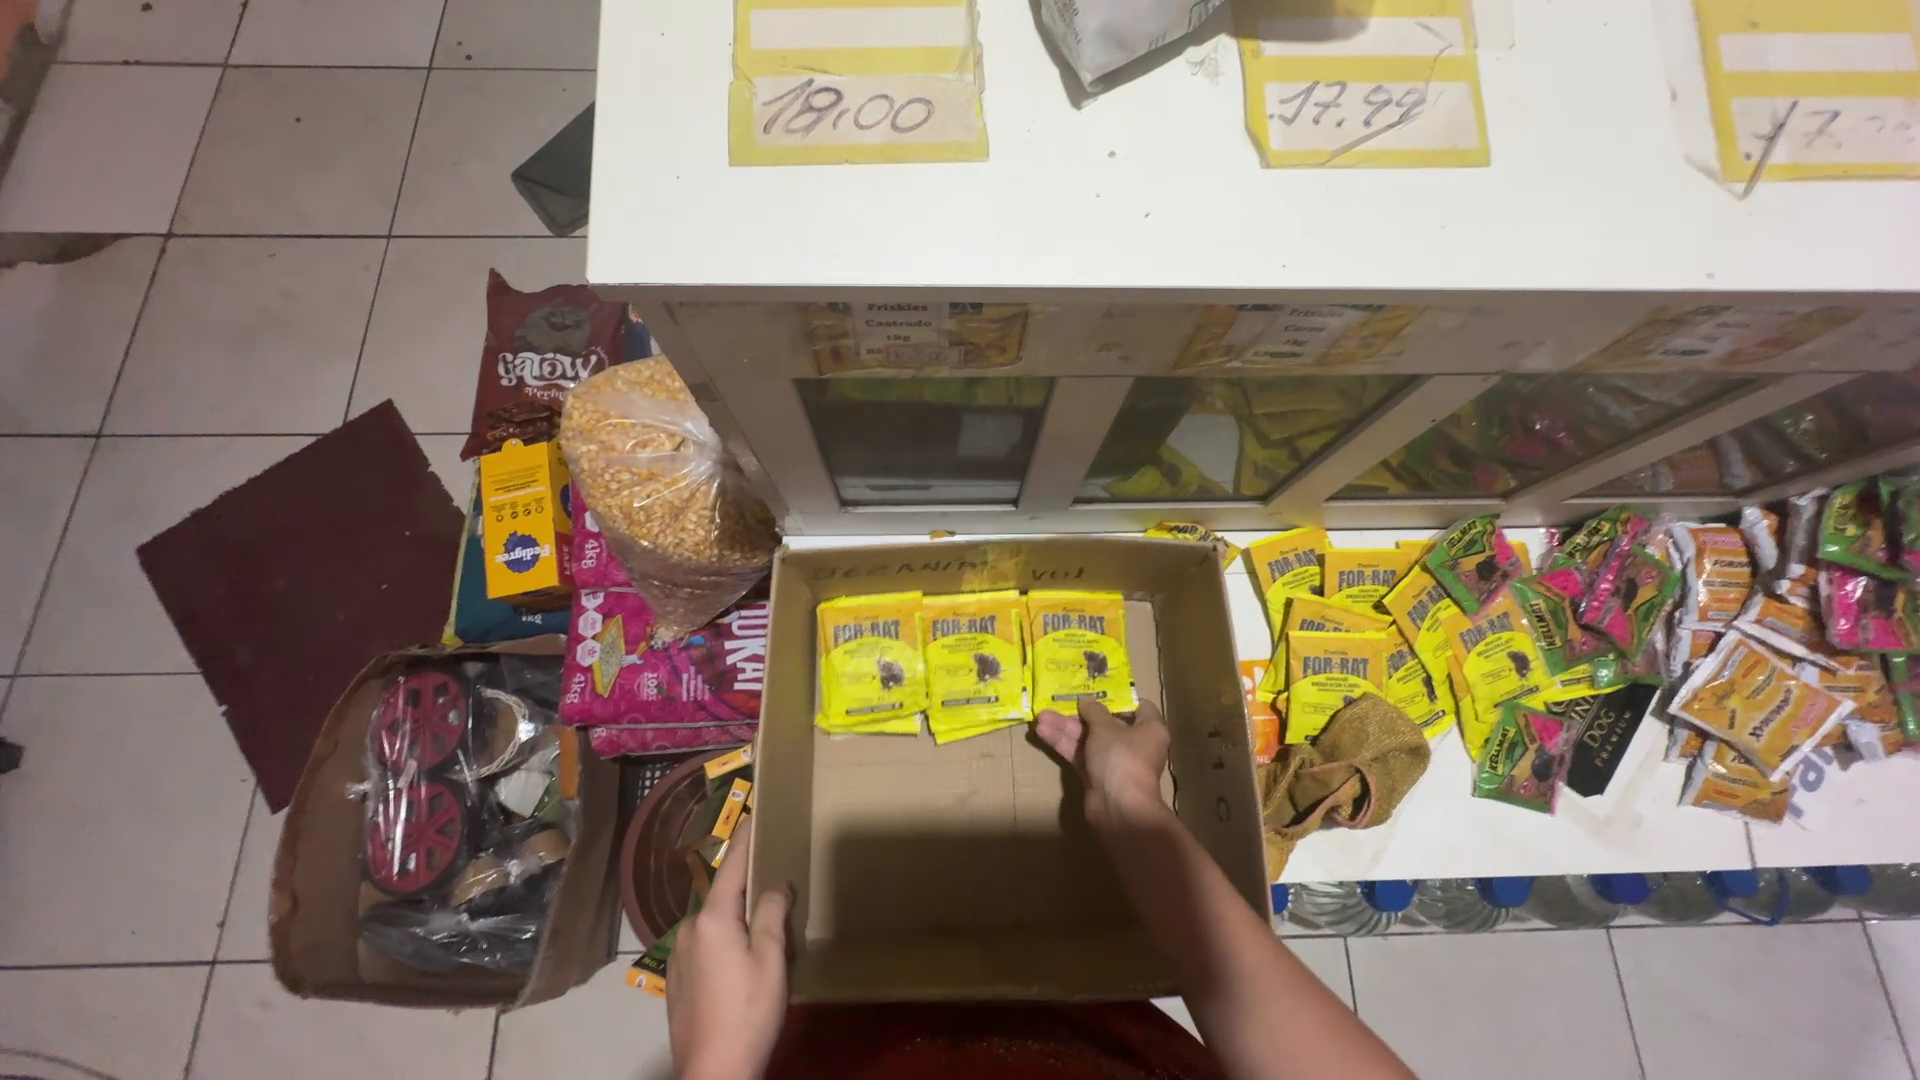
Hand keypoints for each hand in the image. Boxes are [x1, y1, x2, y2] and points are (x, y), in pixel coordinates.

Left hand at [667, 821, 790, 1079]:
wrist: (713, 1074)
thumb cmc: (748, 1011)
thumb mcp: (770, 959)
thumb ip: (771, 914)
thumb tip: (774, 885)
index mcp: (713, 919)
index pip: (732, 867)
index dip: (746, 840)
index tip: (754, 815)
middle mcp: (689, 930)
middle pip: (723, 896)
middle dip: (747, 888)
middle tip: (775, 883)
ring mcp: (678, 957)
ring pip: (714, 923)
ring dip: (735, 919)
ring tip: (762, 928)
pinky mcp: (676, 981)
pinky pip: (705, 946)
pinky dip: (724, 942)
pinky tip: (740, 962)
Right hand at [1035, 698, 1170, 830]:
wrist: (1118, 808)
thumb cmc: (1121, 758)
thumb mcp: (1106, 727)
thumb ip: (1094, 711)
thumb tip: (1087, 701)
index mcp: (1149, 729)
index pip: (1139, 708)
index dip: (1119, 699)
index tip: (1096, 692)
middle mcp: (1134, 745)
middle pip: (1105, 723)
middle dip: (1079, 715)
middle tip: (1056, 704)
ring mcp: (1114, 762)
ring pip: (1088, 740)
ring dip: (1065, 729)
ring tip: (1040, 718)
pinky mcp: (1097, 777)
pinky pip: (1080, 756)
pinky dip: (1064, 745)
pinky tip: (1043, 733)